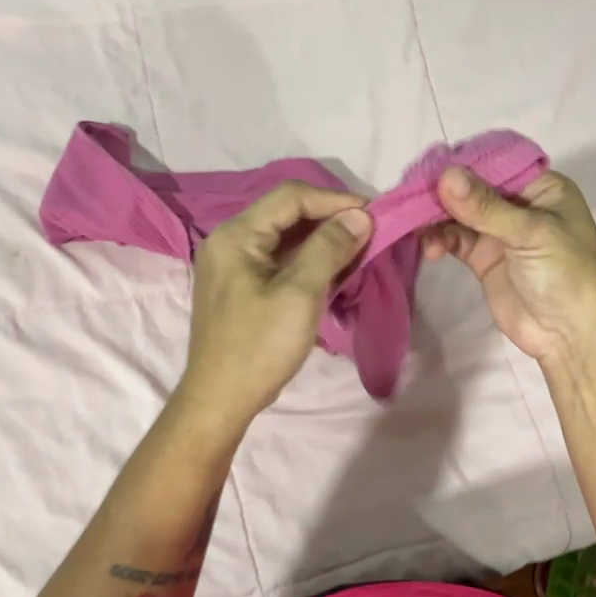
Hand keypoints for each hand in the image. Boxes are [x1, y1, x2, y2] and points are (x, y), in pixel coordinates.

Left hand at [175, 181, 372, 429]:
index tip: (374, 213)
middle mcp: (229, 241)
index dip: (335, 199)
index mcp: (236, 235)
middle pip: (287, 213)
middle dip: (331, 218)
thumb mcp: (300, 294)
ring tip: (360, 249)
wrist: (220, 399)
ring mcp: (233, 265)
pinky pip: (279, 259)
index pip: (291, 196)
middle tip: (371, 231)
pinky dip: (308, 260)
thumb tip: (360, 216)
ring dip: (322, 240)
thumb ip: (329, 249)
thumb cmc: (259, 346)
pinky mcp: (241, 286)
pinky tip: (335, 270)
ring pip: (285, 237)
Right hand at [421, 169, 595, 366]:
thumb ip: (486, 206)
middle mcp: (520, 204)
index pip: (496, 163)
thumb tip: (445, 175)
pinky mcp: (484, 258)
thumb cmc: (566, 274)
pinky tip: (429, 248)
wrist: (570, 336)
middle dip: (443, 192)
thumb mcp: (530, 234)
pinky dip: (439, 240)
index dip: (464, 164)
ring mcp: (500, 232)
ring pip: (459, 214)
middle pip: (473, 187)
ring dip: (436, 219)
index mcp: (542, 187)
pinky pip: (455, 239)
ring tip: (418, 229)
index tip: (428, 166)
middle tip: (411, 197)